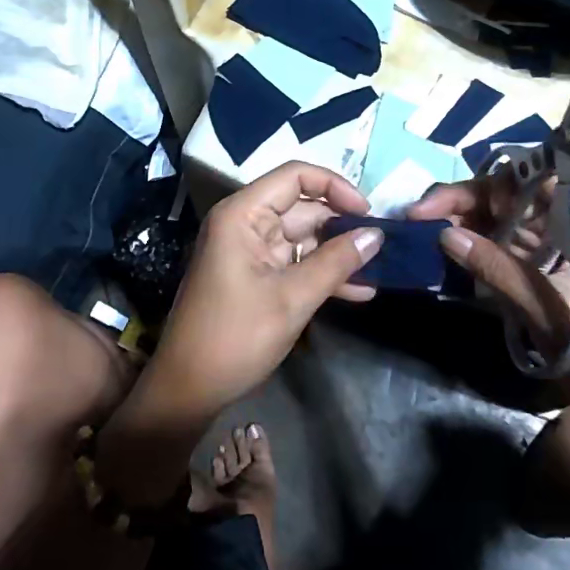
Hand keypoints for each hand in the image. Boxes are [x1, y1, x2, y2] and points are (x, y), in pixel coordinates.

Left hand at [148, 162, 381, 419]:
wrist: (186, 393)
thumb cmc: (234, 338)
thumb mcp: (293, 299)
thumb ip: (337, 262)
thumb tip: (376, 235)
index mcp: (244, 214)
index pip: (296, 176)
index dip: (335, 186)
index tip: (367, 212)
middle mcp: (247, 223)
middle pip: (305, 206)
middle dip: (343, 225)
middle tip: (382, 244)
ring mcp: (252, 250)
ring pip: (306, 237)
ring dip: (339, 253)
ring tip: (379, 269)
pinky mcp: (258, 275)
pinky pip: (298, 262)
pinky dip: (325, 273)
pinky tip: (359, 291)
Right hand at [407, 180, 569, 428]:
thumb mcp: (553, 310)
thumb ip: (499, 269)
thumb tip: (446, 234)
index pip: (534, 176)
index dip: (488, 182)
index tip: (447, 201)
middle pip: (514, 194)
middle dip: (467, 200)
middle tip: (418, 214)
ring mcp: (561, 244)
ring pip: (506, 218)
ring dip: (467, 221)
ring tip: (423, 228)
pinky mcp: (548, 268)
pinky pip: (509, 245)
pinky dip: (480, 245)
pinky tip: (449, 248)